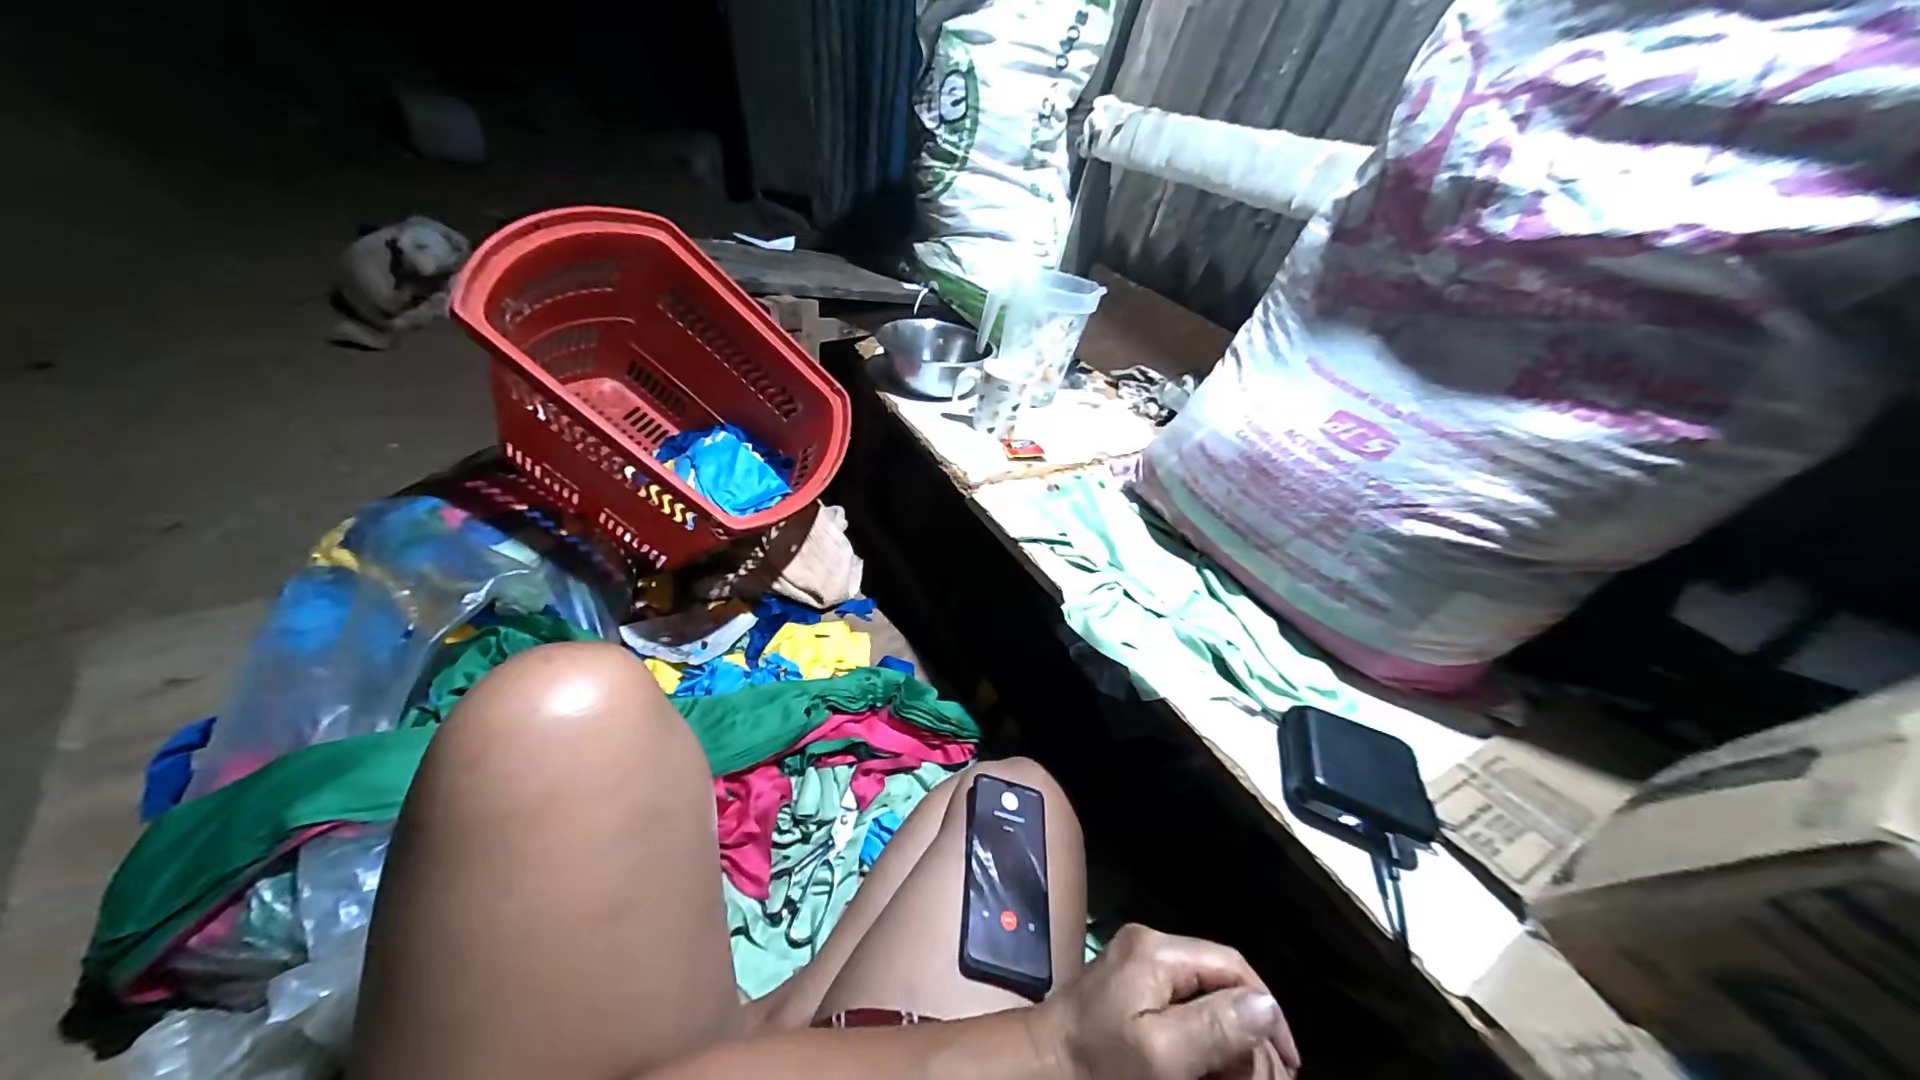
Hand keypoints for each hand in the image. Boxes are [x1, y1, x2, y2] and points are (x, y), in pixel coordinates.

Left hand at [1035, 924, 1298, 1079]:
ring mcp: (1136, 964)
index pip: (1231, 965)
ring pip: (1202, 994)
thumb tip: (1268, 1005)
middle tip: (1263, 1078)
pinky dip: (1199, 1034)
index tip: (1287, 1062)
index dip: (1265, 1010)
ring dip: (1226, 1036)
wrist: (1041, 1065)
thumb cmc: (1100, 1064)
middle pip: (1218, 980)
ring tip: (1238, 1077)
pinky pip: (1178, 1003)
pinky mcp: (1129, 986)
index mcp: (1157, 950)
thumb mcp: (1162, 1054)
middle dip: (1246, 1030)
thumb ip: (1214, 1026)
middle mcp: (1148, 946)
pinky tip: (1207, 1065)